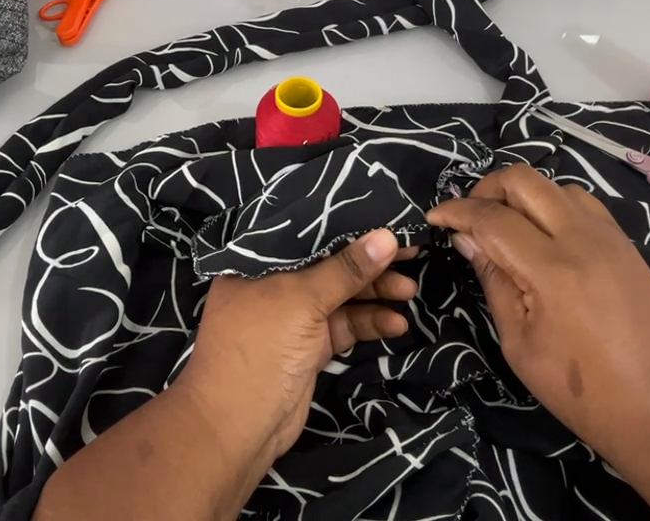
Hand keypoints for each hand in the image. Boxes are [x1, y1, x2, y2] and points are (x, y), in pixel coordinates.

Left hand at [176, 229, 418, 459]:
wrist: (237, 429)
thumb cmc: (259, 347)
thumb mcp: (301, 300)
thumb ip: (345, 269)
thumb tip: (387, 236)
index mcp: (258, 261)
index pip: (309, 234)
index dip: (349, 227)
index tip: (389, 221)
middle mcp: (275, 283)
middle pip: (330, 264)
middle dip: (369, 262)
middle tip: (412, 255)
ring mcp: (293, 316)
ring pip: (341, 295)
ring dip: (374, 293)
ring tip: (410, 290)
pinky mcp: (309, 346)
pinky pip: (344, 325)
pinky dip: (368, 323)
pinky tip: (396, 323)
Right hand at [426, 165, 649, 467]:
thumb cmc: (583, 390)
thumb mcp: (520, 343)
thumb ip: (493, 280)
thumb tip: (467, 238)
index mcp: (551, 269)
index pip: (492, 217)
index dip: (456, 211)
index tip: (435, 217)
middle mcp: (581, 238)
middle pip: (523, 180)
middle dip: (486, 189)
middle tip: (470, 217)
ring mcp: (608, 235)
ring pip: (553, 184)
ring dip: (521, 194)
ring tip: (505, 225)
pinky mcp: (624, 242)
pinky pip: (579, 201)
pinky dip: (551, 204)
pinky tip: (542, 233)